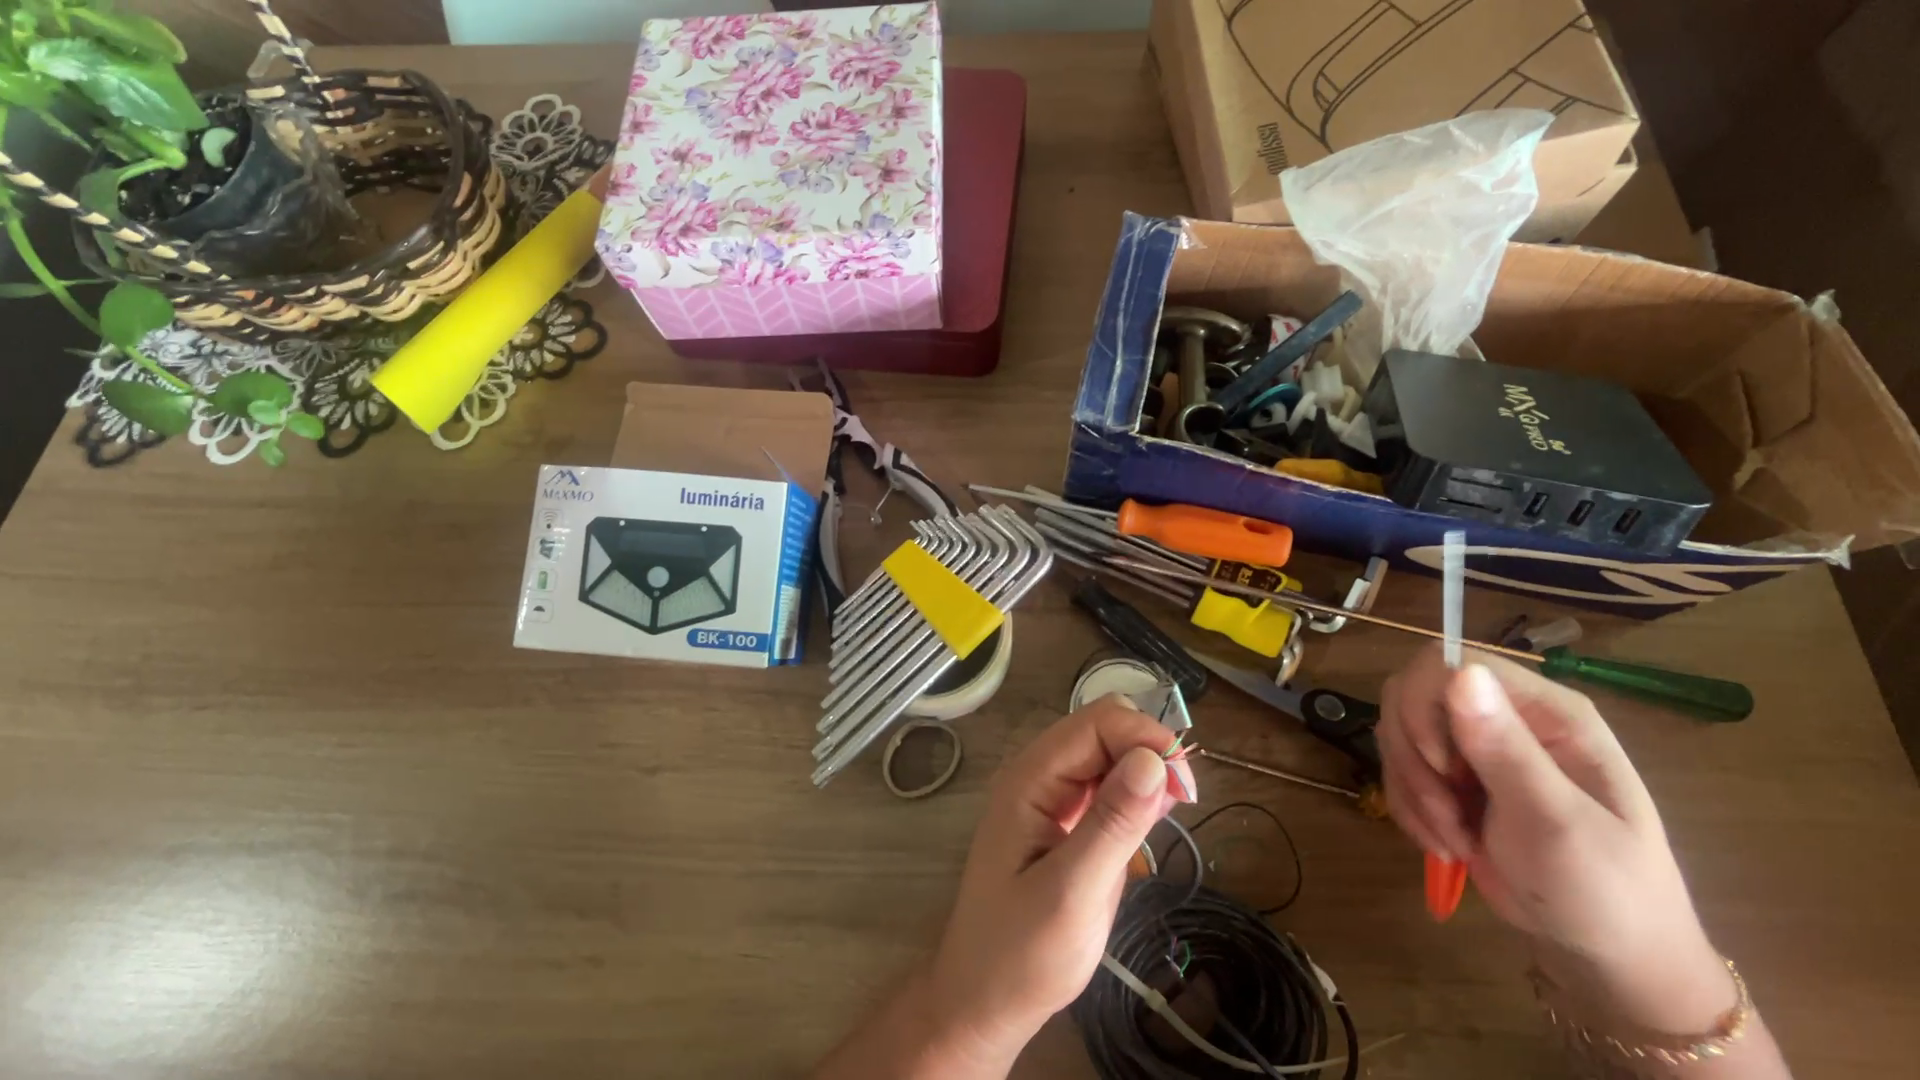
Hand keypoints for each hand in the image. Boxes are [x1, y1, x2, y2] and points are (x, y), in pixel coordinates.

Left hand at [925, 696, 1196, 1069]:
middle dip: (1149, 749)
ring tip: (1172, 812)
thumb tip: (1153, 759)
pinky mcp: (1064, 822)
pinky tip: (1152, 820)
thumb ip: (1112, 824)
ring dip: (1145, 770)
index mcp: (1029, 782)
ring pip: (1107, 754)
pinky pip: (1105, 786)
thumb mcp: (1072, 892)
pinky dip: (1134, 793)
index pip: (1096, 723)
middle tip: (1184, 801)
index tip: (1184, 787)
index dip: (1146, 738)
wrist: (984, 1001)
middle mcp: (1037, 777)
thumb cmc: (1019, 955)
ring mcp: (1049, 799)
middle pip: (1103, 729)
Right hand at [1378, 648, 1733, 1034]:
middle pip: (1409, 696)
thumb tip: (1461, 674)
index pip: (1448, 664)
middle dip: (1413, 759)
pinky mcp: (1452, 780)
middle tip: (1446, 812)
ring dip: (1412, 792)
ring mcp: (1475, 748)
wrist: (1604, 954)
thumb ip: (1506, 749)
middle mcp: (1505, 716)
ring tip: (1454, 840)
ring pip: (1398, 736)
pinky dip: (1410, 810)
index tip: (1443, 768)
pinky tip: (1447, 844)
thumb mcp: (1556, 822)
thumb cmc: (1603, 888)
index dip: (1425, 707)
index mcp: (1544, 710)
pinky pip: (1399, 772)